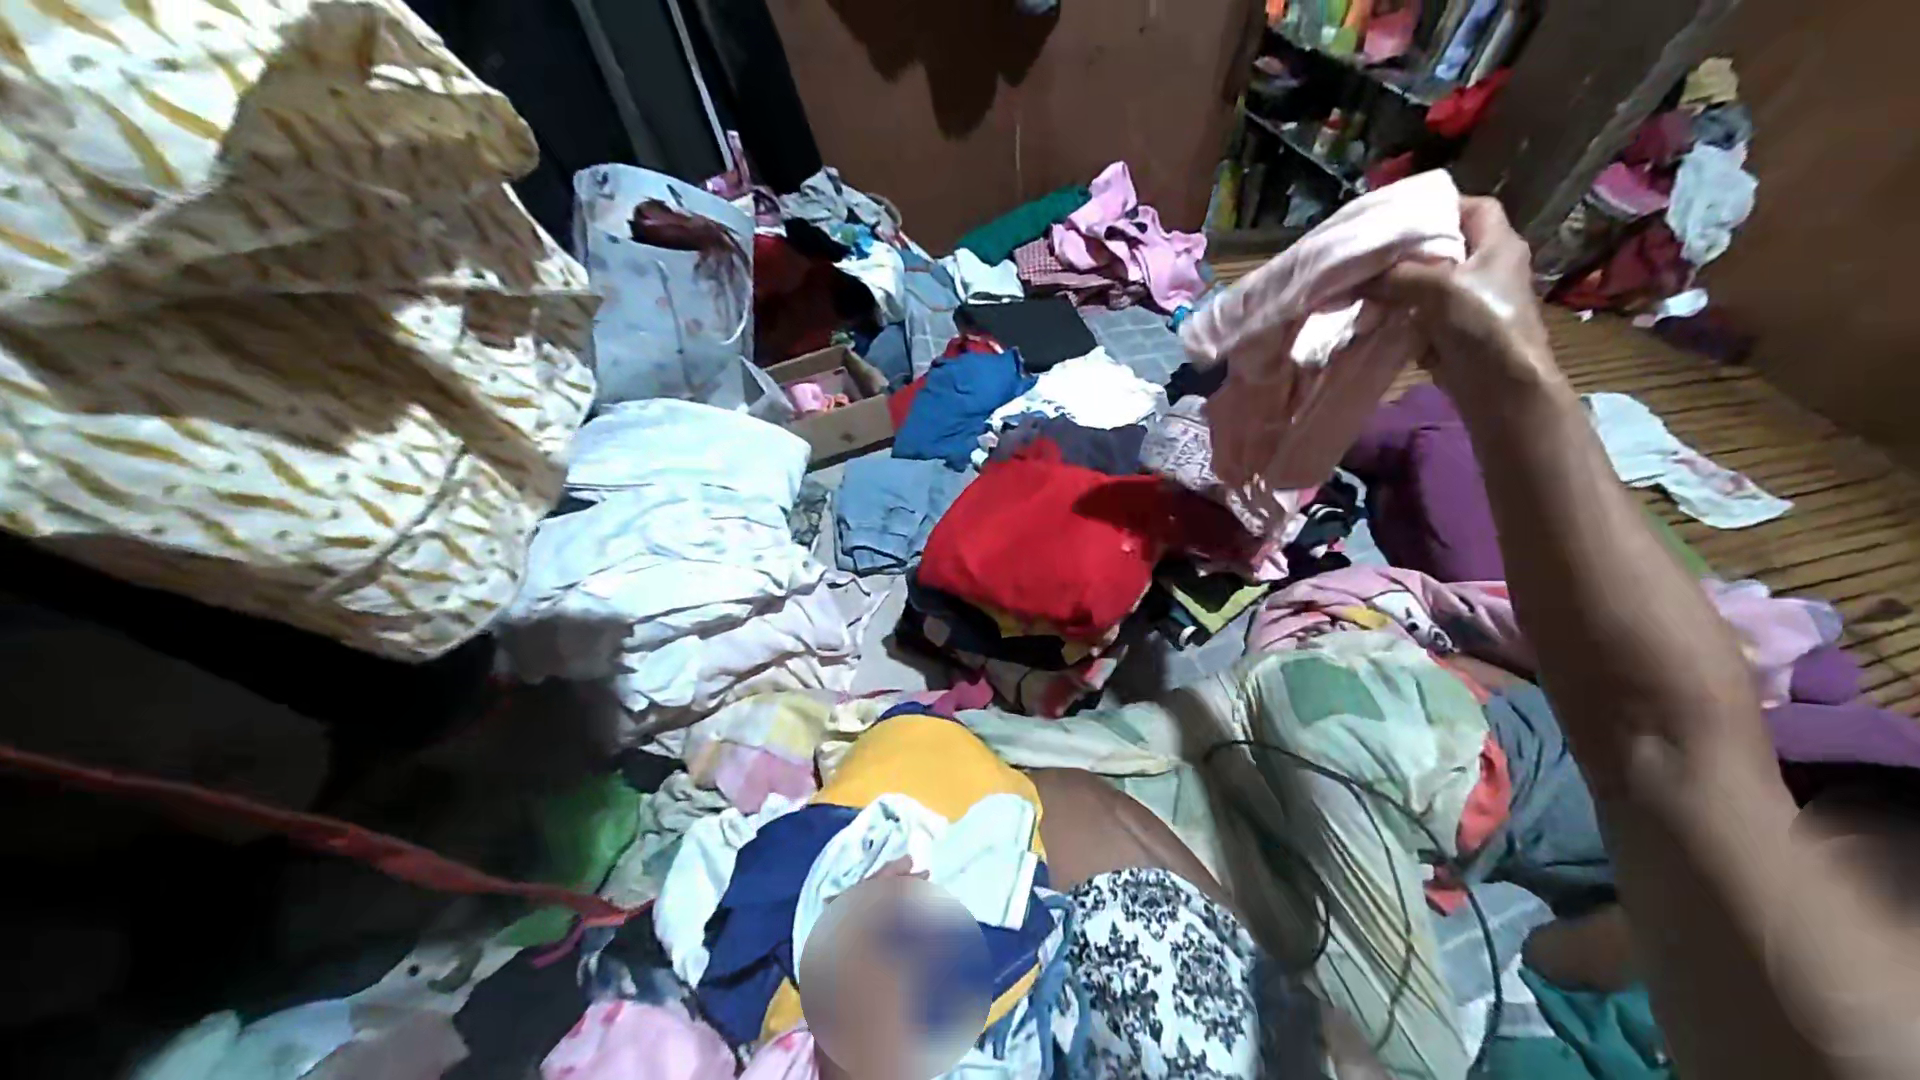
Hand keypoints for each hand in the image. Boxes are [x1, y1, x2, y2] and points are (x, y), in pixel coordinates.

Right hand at [1366, 196, 1559, 399]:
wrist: (1500, 383)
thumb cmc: (1482, 322)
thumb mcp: (1438, 286)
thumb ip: (1397, 275)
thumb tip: (1359, 276)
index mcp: (1498, 245)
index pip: (1474, 208)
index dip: (1441, 205)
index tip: (1400, 214)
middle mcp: (1487, 268)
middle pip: (1444, 246)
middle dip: (1408, 249)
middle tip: (1370, 252)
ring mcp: (1471, 302)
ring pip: (1427, 283)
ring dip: (1397, 286)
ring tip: (1363, 284)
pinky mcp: (1454, 331)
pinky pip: (1420, 314)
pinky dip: (1398, 314)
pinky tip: (1374, 316)